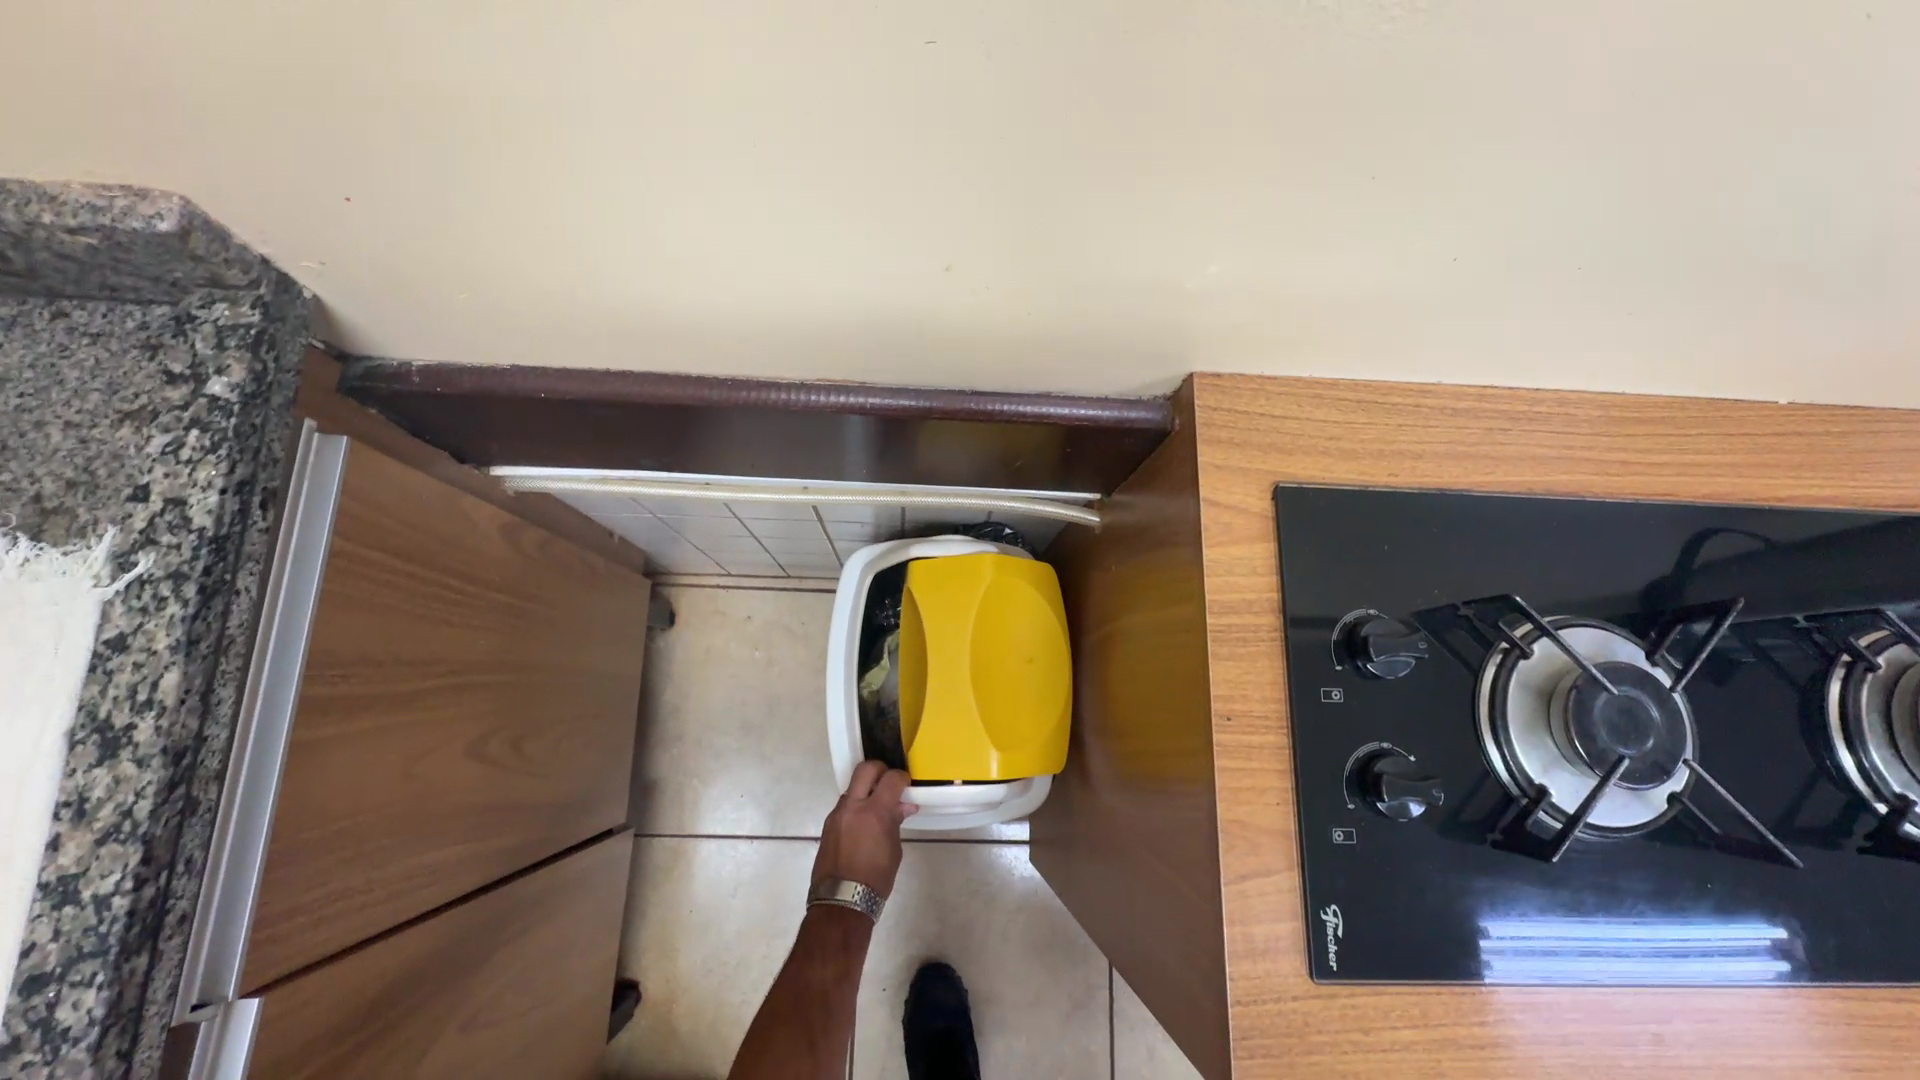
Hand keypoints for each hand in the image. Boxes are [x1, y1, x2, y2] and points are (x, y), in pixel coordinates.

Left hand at [813, 760, 915, 897]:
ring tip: (877, 809)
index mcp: (875, 812)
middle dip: (880, 770)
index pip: (891, 779)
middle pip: (865, 769)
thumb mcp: (894, 850)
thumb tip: (903, 806)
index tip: (906, 784)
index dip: (902, 777)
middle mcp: (853, 806)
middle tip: (889, 782)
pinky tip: (863, 825)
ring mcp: (837, 814)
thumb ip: (896, 822)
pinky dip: (855, 808)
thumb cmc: (876, 878)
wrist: (841, 900)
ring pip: (852, 789)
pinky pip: (844, 807)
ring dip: (865, 792)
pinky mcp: (828, 825)